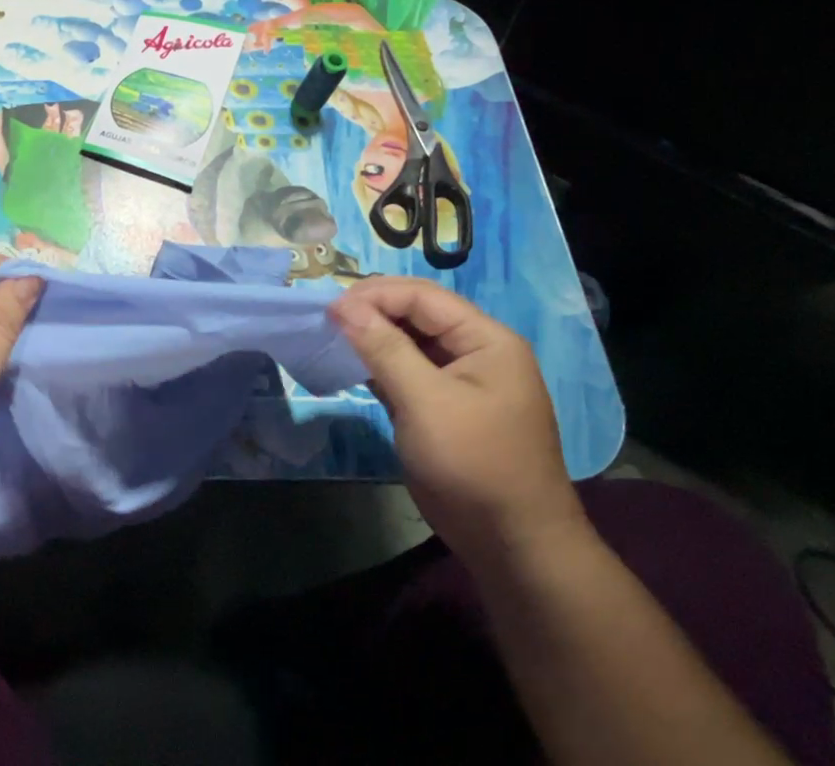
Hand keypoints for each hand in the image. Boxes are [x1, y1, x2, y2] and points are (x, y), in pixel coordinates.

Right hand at [329, 277, 587, 566]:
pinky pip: (407, 371)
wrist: (511, 539)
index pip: (423, 297)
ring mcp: (460, 381)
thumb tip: (342, 306)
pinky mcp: (443, 408)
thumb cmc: (473, 463)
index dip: (373, 295)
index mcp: (487, 341)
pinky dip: (377, 365)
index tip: (326, 309)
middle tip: (323, 322)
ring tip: (329, 339)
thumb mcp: (425, 401)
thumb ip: (384, 349)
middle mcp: (476, 352)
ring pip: (409, 343)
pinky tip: (349, 367)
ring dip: (371, 338)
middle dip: (370, 312)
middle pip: (416, 314)